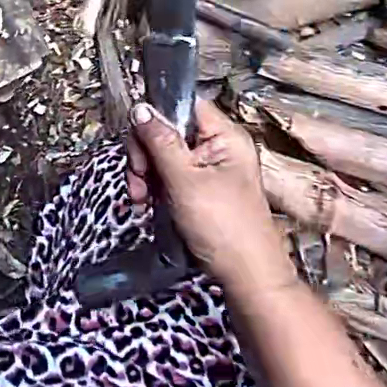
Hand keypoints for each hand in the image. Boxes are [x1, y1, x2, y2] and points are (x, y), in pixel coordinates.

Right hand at [127, 99, 294, 294]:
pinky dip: (152, 186)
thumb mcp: (184, 179)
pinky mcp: (197, 188)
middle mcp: (217, 147)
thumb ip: (160, 140)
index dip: (156, 116)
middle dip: (145, 152)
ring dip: (144, 173)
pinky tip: (146, 202)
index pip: (182, 105)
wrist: (248, 281)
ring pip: (161, 153)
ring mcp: (207, 169)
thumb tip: (139, 107)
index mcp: (225, 137)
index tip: (138, 139)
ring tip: (141, 196)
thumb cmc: (223, 227)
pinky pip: (165, 174)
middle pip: (166, 129)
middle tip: (140, 175)